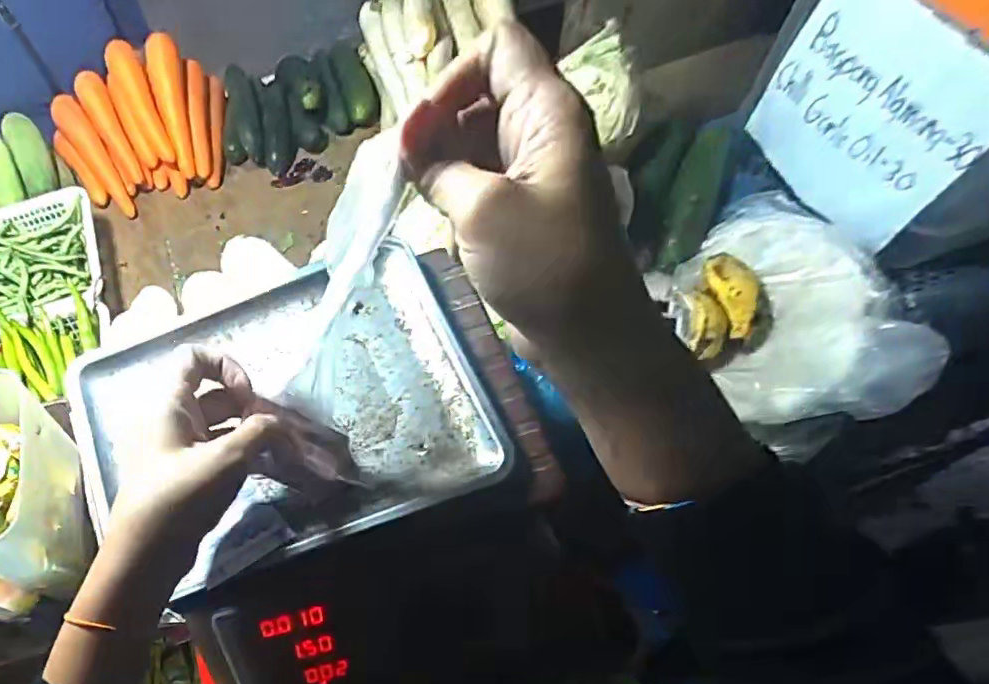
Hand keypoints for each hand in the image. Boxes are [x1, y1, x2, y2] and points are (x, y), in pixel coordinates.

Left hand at [104, 347, 287, 558]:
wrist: (149, 549)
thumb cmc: (181, 495)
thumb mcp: (227, 459)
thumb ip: (259, 432)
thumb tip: (278, 425)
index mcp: (169, 403)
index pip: (195, 358)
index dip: (228, 366)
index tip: (249, 397)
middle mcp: (170, 419)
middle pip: (215, 395)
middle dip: (250, 408)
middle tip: (277, 432)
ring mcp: (176, 447)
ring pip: (219, 426)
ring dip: (250, 434)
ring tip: (279, 452)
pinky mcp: (184, 473)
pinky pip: (216, 451)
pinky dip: (240, 454)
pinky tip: (265, 469)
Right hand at [400, 22, 765, 504]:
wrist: (584, 331)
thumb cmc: (541, 263)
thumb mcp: (482, 208)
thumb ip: (439, 169)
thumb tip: (406, 147)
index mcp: (545, 110)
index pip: (496, 48)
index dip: (451, 77)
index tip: (421, 131)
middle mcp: (539, 133)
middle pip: (478, 97)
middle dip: (436, 124)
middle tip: (403, 169)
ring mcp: (529, 176)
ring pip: (473, 144)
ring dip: (438, 162)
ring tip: (411, 192)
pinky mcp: (519, 214)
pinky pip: (478, 183)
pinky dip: (451, 191)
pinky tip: (434, 215)